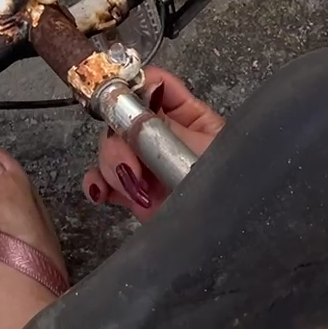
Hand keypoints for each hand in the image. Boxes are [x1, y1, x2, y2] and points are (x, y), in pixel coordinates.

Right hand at [82, 67, 224, 220]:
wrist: (226, 244)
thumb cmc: (230, 193)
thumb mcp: (203, 153)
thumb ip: (167, 128)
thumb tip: (138, 96)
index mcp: (187, 115)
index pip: (155, 84)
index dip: (134, 86)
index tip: (119, 98)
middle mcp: (162, 135)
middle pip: (123, 116)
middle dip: (119, 136)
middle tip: (131, 160)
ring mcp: (146, 163)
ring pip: (110, 146)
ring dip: (112, 163)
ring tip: (134, 188)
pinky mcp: (134, 192)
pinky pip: (104, 180)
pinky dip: (97, 183)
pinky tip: (101, 192)